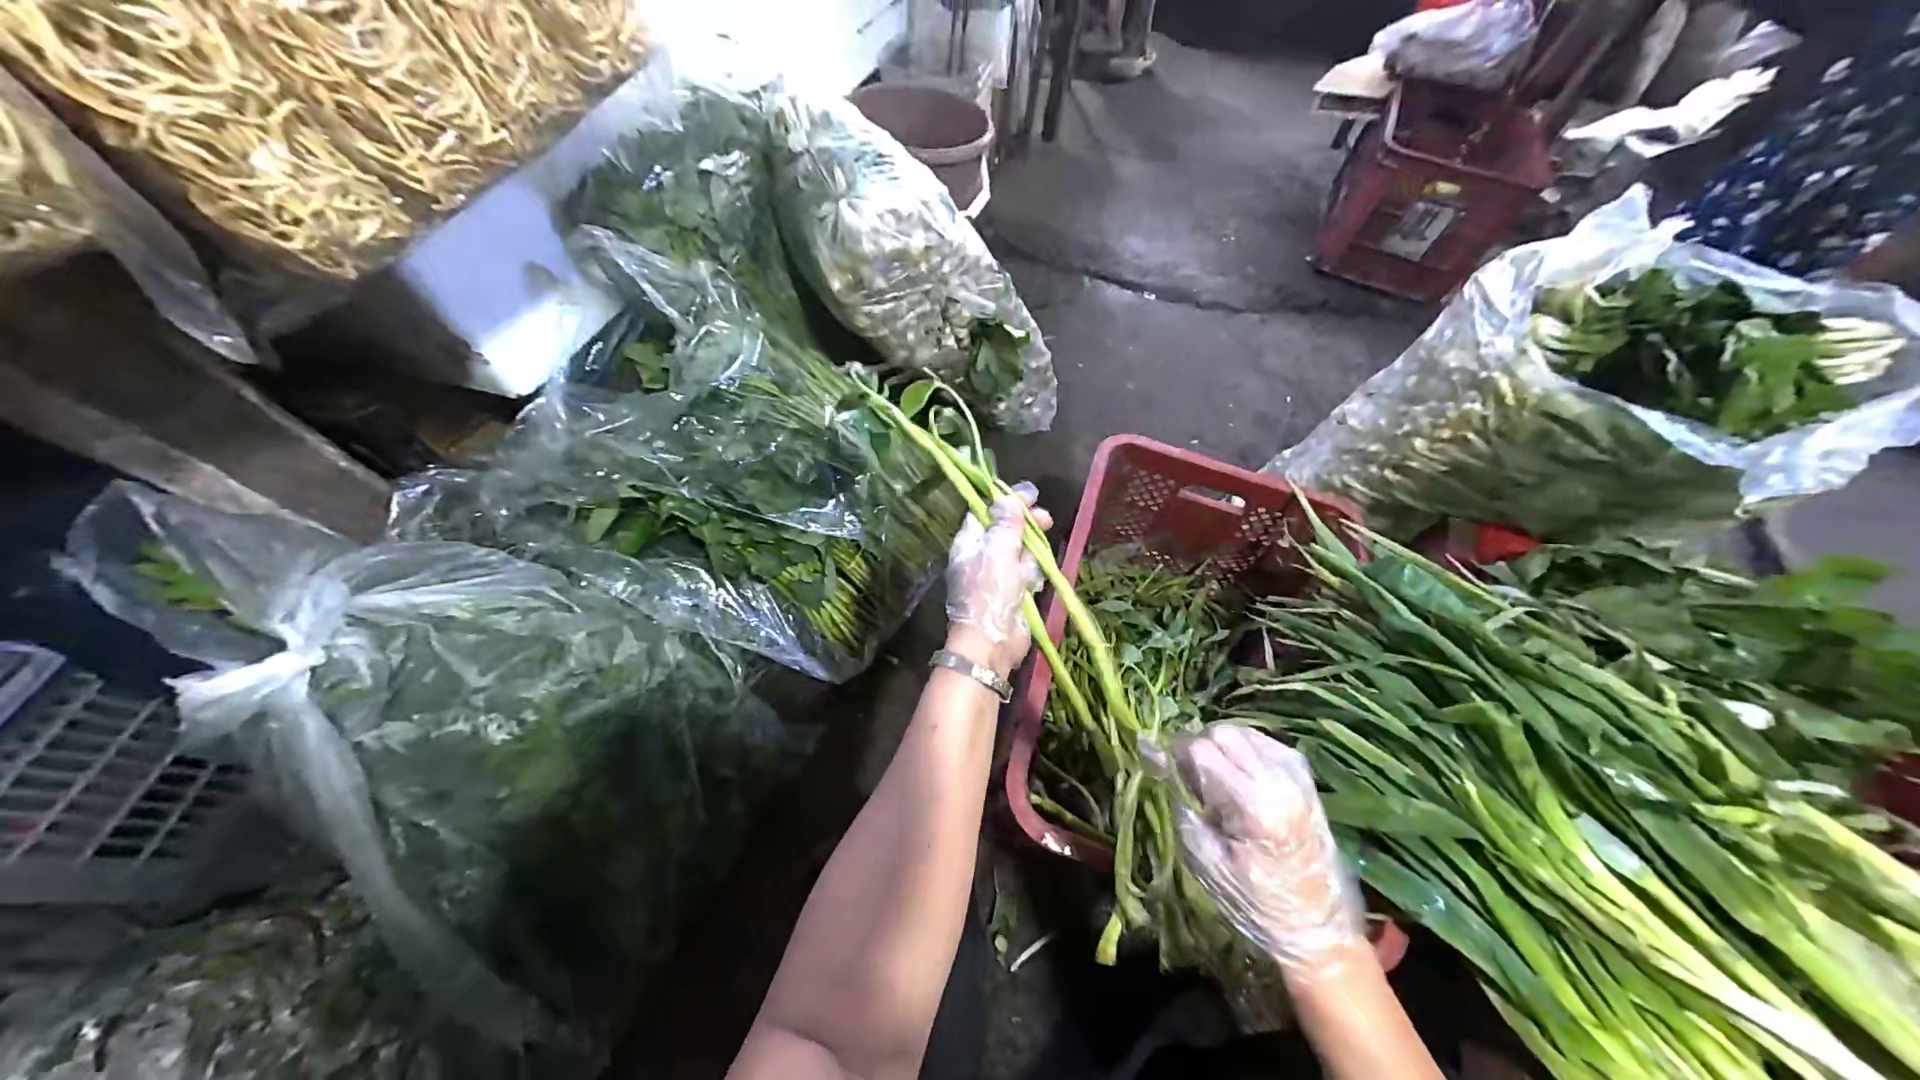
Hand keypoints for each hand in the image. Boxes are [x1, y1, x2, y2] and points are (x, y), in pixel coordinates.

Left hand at [945, 482, 1052, 678]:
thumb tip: (1008, 497)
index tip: (1030, 494)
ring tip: (1045, 537)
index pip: (985, 512)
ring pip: (1019, 550)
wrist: (991, 642)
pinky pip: (1027, 572)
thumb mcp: (998, 551)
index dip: (1006, 500)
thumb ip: (1005, 523)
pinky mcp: (1014, 592)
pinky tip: (1038, 573)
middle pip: (1005, 529)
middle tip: (1045, 517)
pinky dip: (1034, 569)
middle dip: (1025, 521)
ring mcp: (998, 575)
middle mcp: (982, 556)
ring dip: (1032, 545)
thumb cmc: (989, 592)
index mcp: (969, 543)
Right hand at [1171, 724, 1364, 979]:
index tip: (1173, 781)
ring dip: (1220, 748)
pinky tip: (1239, 780)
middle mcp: (1279, 778)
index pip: (1199, 749)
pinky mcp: (1303, 773)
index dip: (1177, 759)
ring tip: (1218, 784)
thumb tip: (1151, 753)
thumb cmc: (1252, 900)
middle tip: (1195, 785)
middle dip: (1199, 750)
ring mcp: (1295, 773)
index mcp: (1254, 803)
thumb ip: (1179, 800)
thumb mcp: (1203, 858)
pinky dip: (1242, 750)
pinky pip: (1260, 740)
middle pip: (1220, 732)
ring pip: (1240, 730)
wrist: (1315, 925)